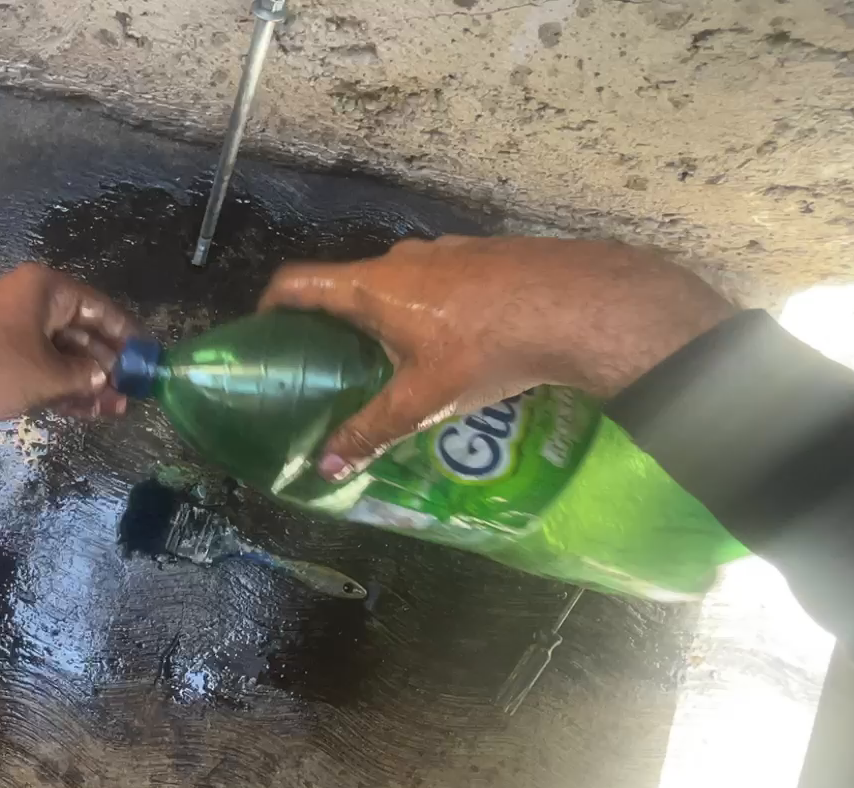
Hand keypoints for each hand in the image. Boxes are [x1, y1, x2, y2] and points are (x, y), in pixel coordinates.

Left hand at [0, 263, 136, 441]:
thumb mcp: (48, 375)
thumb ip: (85, 375)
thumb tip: (105, 376)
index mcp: (46, 289)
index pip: (98, 308)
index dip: (125, 334)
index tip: (146, 357)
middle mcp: (31, 302)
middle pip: (81, 332)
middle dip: (106, 365)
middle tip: (132, 392)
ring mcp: (14, 330)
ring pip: (61, 354)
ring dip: (86, 382)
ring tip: (115, 409)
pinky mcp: (0, 356)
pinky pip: (40, 368)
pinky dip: (61, 387)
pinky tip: (86, 411)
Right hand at [259, 236, 736, 480]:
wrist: (588, 305)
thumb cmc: (489, 349)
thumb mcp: (422, 400)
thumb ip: (369, 433)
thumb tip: (324, 470)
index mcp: (371, 288)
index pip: (297, 282)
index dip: (270, 304)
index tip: (265, 333)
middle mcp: (400, 260)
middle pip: (343, 284)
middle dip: (328, 319)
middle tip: (327, 360)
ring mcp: (444, 251)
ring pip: (391, 282)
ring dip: (377, 313)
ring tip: (386, 356)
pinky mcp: (481, 253)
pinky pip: (430, 278)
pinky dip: (419, 305)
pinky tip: (446, 339)